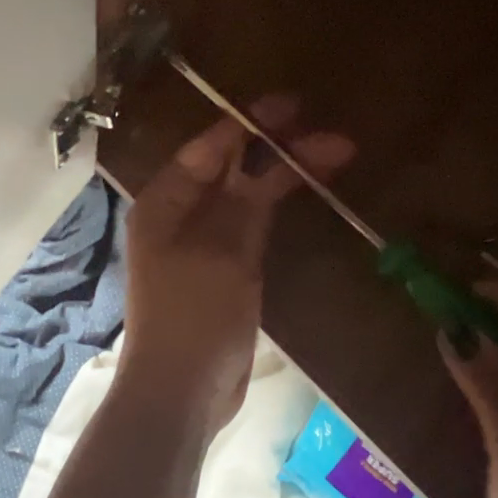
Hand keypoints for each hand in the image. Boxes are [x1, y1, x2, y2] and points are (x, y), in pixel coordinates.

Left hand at [122, 97, 354, 440]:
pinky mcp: (223, 272)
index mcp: (163, 204)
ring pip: (245, 197)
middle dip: (275, 148)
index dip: (248, 123)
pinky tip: (303, 193)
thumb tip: (267, 161)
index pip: (208, 149)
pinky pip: (250, 226)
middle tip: (323, 128)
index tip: (292, 106)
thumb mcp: (221, 252)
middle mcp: (178, 217)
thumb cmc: (192, 315)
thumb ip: (245, 203)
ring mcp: (201, 245)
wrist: (182, 391)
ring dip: (283, 176)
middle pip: (230, 170)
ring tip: (334, 153)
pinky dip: (276, 208)